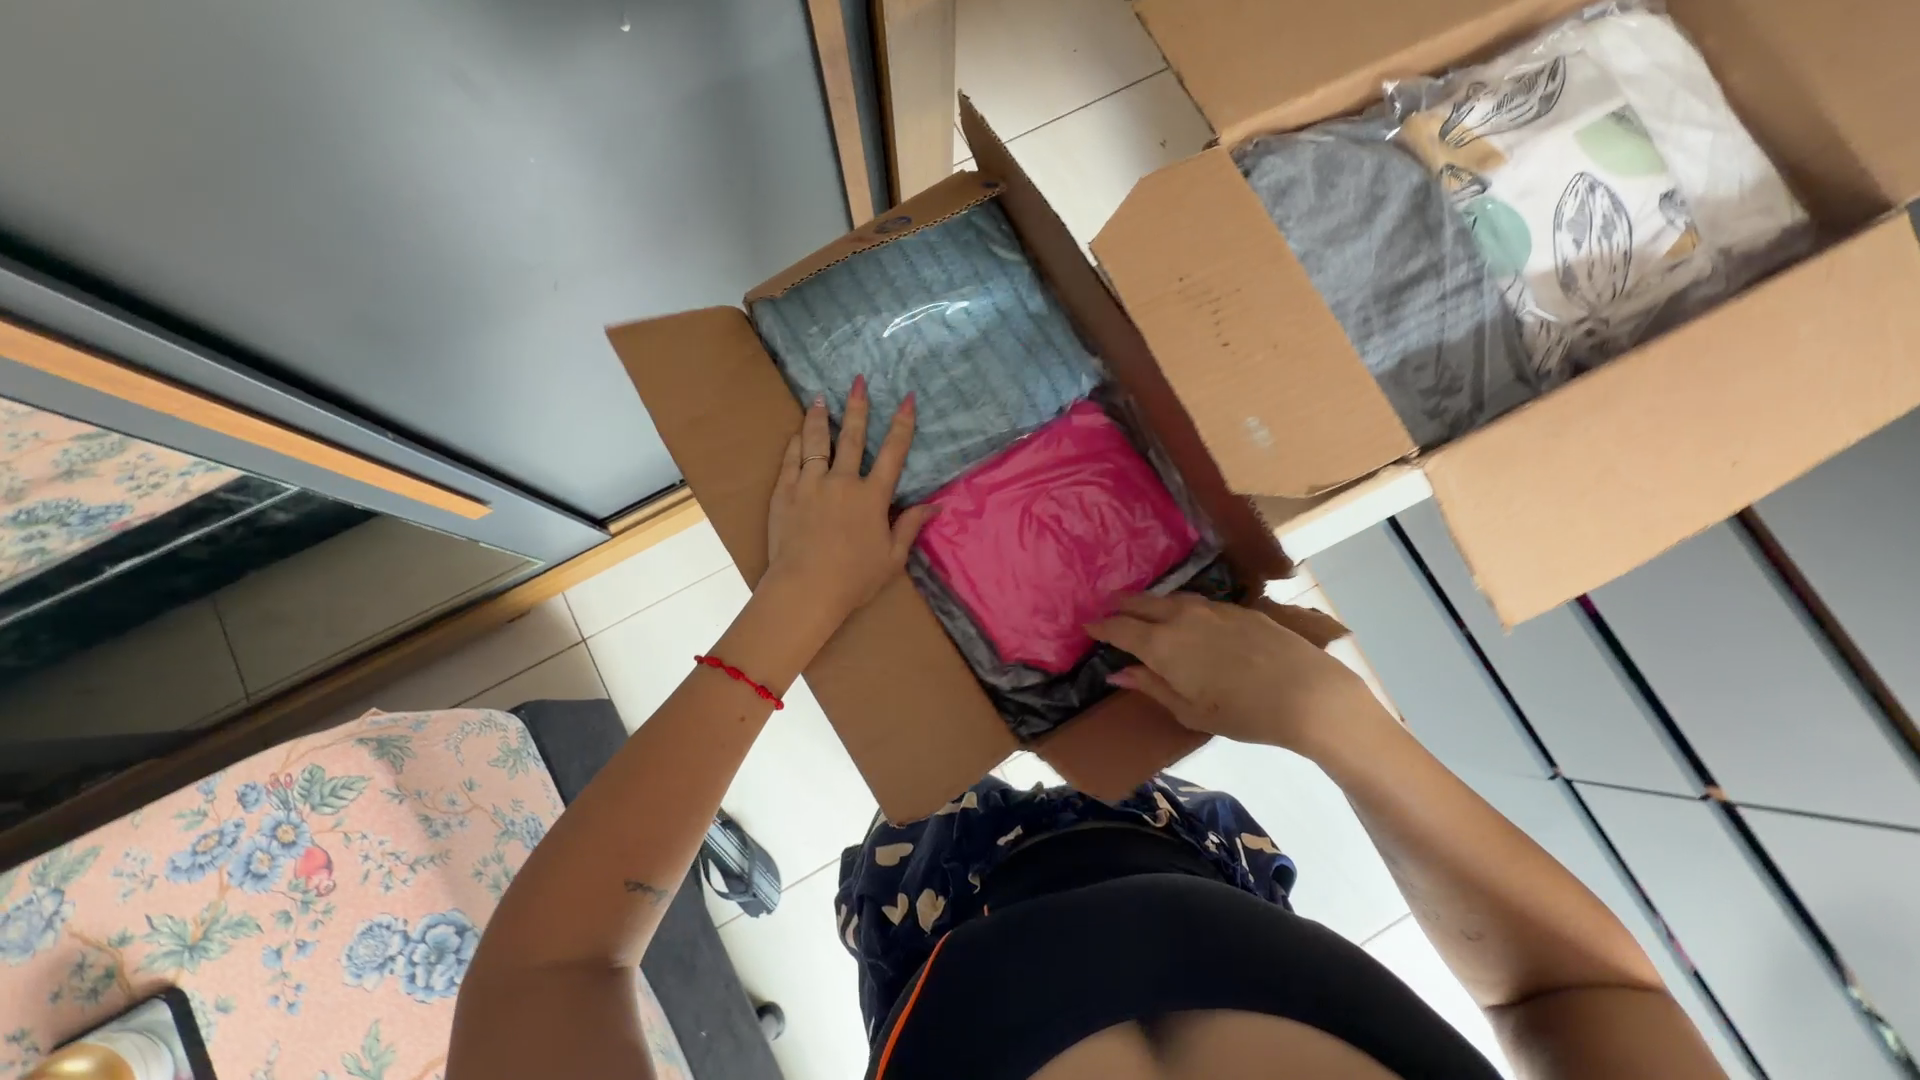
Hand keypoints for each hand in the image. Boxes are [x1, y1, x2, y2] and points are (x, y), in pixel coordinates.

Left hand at [764, 376, 933, 623]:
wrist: (805, 588)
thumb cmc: (854, 578)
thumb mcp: (892, 558)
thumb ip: (910, 526)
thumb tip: (935, 505)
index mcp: (872, 496)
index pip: (893, 452)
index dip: (902, 424)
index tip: (906, 399)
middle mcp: (842, 481)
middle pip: (851, 437)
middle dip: (857, 407)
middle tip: (857, 381)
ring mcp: (810, 484)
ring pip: (815, 442)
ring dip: (818, 418)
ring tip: (818, 398)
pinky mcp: (785, 493)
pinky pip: (791, 461)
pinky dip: (796, 444)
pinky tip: (797, 434)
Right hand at [1087, 593, 1389, 755]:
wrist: (1307, 693)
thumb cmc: (1243, 713)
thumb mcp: (1189, 711)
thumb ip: (1151, 687)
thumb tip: (1117, 674)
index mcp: (1162, 645)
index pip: (1120, 629)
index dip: (1100, 627)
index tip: (1086, 625)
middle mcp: (1181, 618)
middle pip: (1141, 603)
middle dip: (1120, 604)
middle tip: (1106, 606)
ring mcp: (1212, 609)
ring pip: (1170, 598)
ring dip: (1149, 601)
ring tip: (1140, 606)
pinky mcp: (1238, 609)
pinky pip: (1197, 601)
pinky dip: (1180, 605)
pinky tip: (1185, 614)